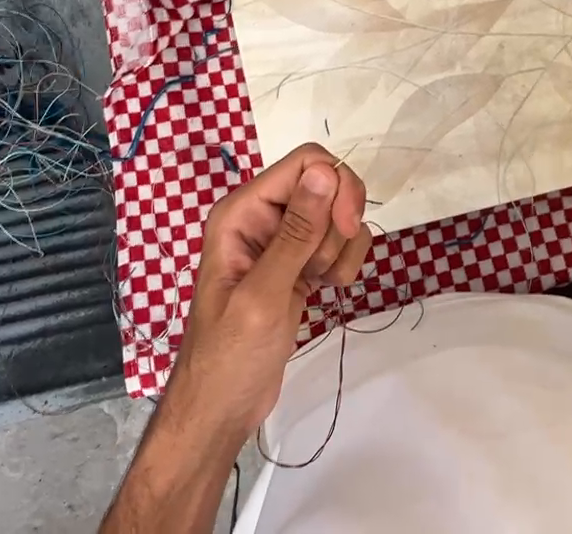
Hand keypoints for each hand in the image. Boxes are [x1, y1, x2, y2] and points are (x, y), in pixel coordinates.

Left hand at [166, 142, 372, 437]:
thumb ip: (296, 232)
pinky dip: (344, 264)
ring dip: (341, 249)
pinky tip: (325, 290)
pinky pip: (340, 242)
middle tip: (325, 268)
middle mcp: (263, 215)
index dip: (336, 185)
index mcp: (242, 210)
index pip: (306, 162)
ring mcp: (283, 239)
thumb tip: (325, 172)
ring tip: (316, 283)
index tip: (347, 227)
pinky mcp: (301, 262)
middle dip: (338, 224)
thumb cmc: (230, 355)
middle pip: (328, 184)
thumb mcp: (263, 293)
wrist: (224, 408)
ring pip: (338, 215)